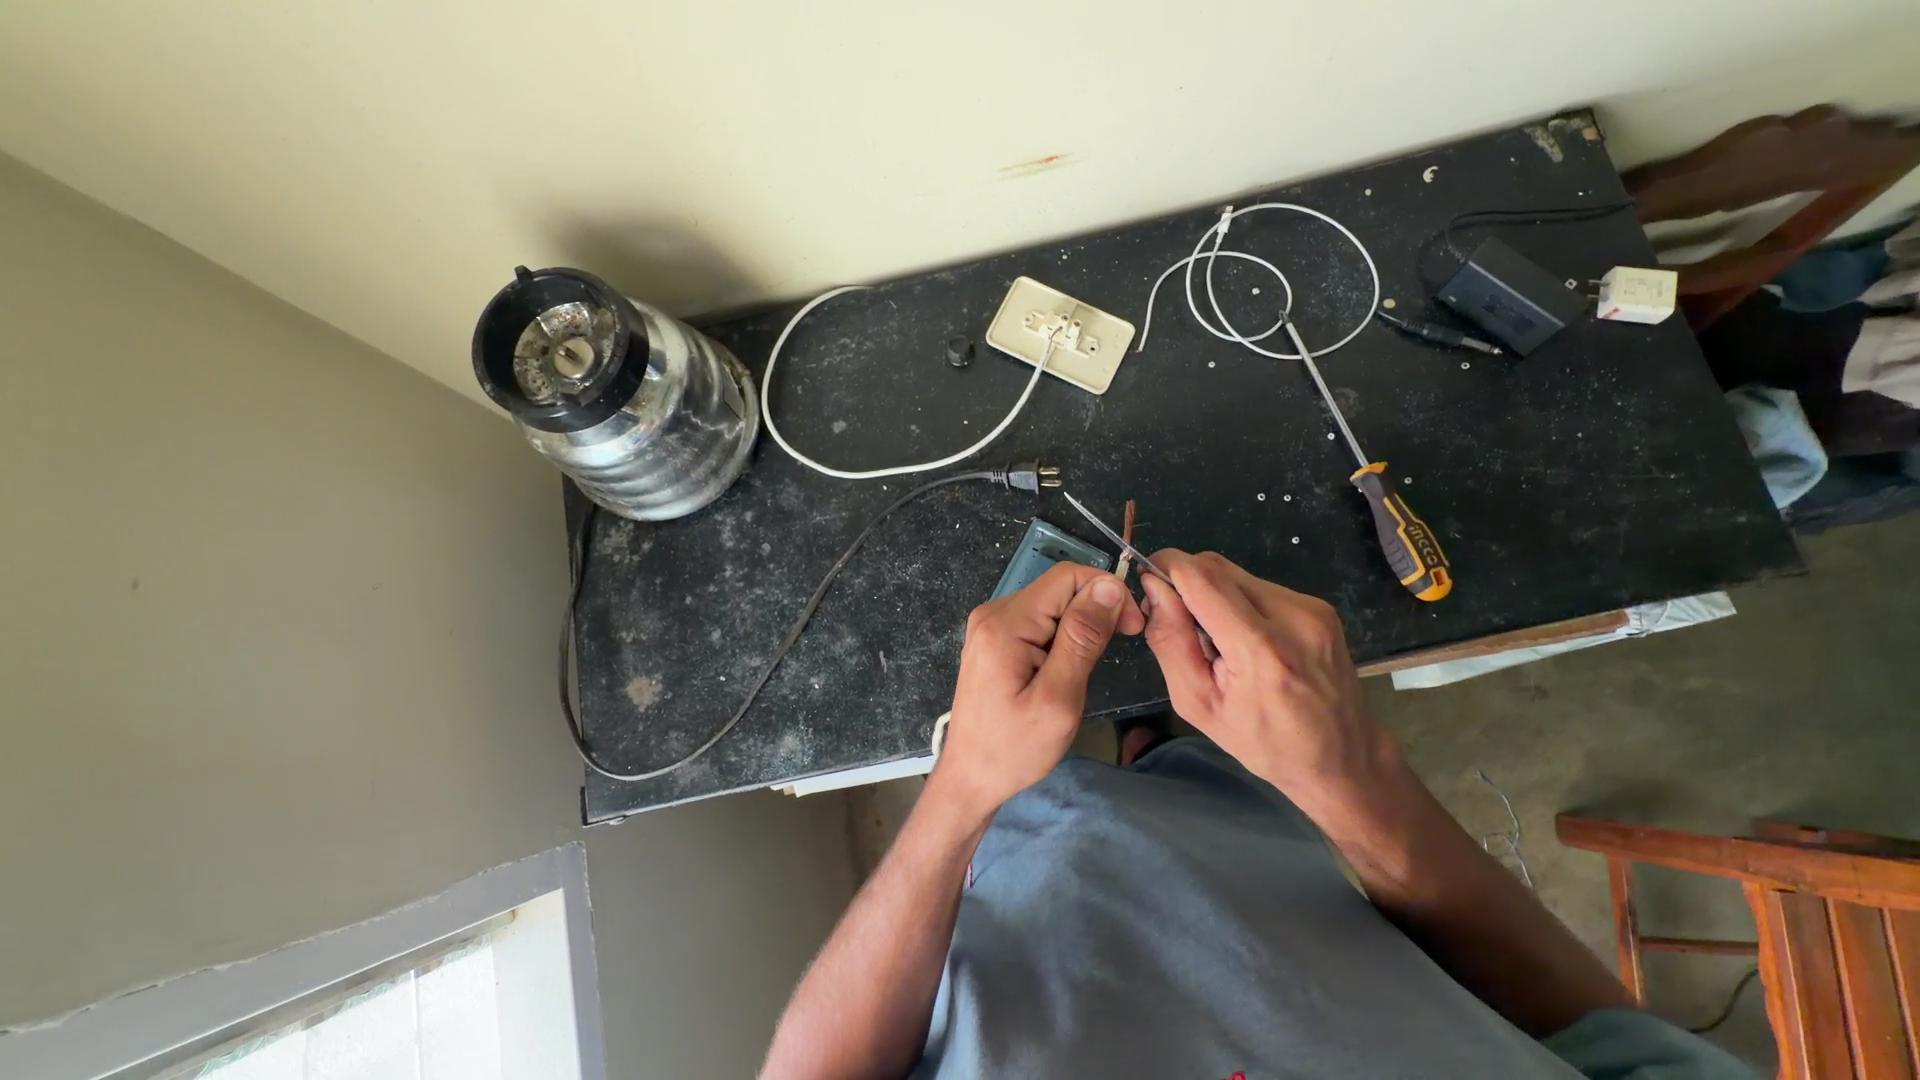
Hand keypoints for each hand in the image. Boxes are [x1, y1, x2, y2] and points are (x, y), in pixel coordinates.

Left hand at [933, 563, 1144, 816]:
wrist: (971, 779)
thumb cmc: (1015, 749)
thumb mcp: (1058, 698)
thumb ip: (1083, 639)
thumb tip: (1109, 586)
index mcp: (1005, 624)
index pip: (1066, 576)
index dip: (1107, 591)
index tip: (1132, 626)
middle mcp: (993, 614)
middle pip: (1058, 588)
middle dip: (1095, 610)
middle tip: (1115, 651)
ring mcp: (990, 626)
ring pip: (1051, 605)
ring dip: (1079, 627)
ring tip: (1086, 669)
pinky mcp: (993, 641)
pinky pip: (1037, 622)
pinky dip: (1061, 637)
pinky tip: (1065, 669)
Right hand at [1139, 550, 1396, 802]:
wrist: (1341, 756)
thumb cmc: (1262, 742)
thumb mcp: (1197, 704)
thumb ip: (1170, 642)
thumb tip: (1154, 588)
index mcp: (1260, 651)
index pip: (1202, 578)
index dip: (1166, 567)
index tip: (1147, 580)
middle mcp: (1293, 617)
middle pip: (1217, 567)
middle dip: (1186, 581)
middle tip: (1177, 619)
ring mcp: (1312, 608)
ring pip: (1238, 574)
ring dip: (1213, 594)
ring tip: (1218, 638)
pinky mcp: (1320, 606)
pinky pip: (1260, 586)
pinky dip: (1239, 602)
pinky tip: (1245, 638)